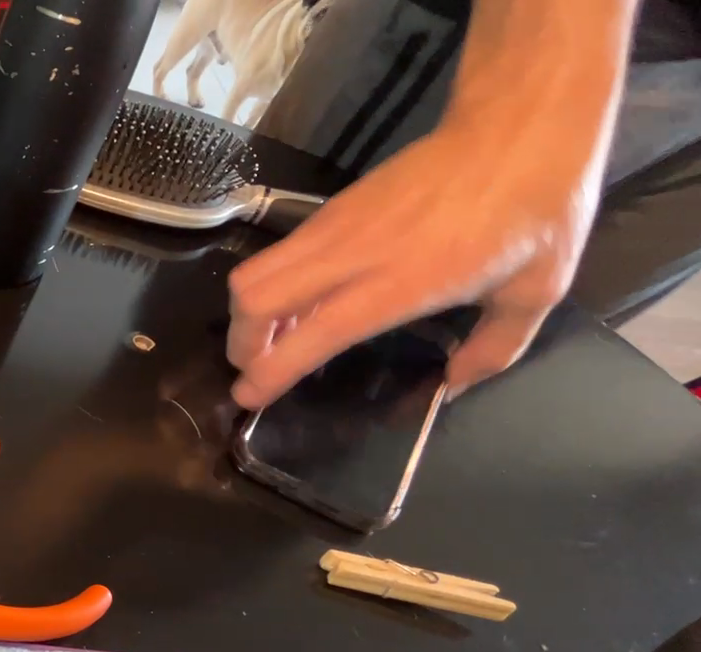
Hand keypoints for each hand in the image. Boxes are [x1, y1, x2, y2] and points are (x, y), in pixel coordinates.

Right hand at [226, 100, 608, 408]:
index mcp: (399, 284)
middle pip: (254, 303)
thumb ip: (494, 347)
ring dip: (247, 315)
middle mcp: (350, 258)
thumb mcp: (537, 287)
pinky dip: (266, 289)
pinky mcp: (325, 214)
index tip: (249, 397)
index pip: (311, 336)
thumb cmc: (536, 207)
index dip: (268, 373)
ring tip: (272, 334)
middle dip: (242, 344)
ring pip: (248, 279)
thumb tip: (456, 384)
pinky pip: (271, 259)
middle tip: (256, 363)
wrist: (518, 126)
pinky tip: (297, 299)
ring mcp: (330, 231)